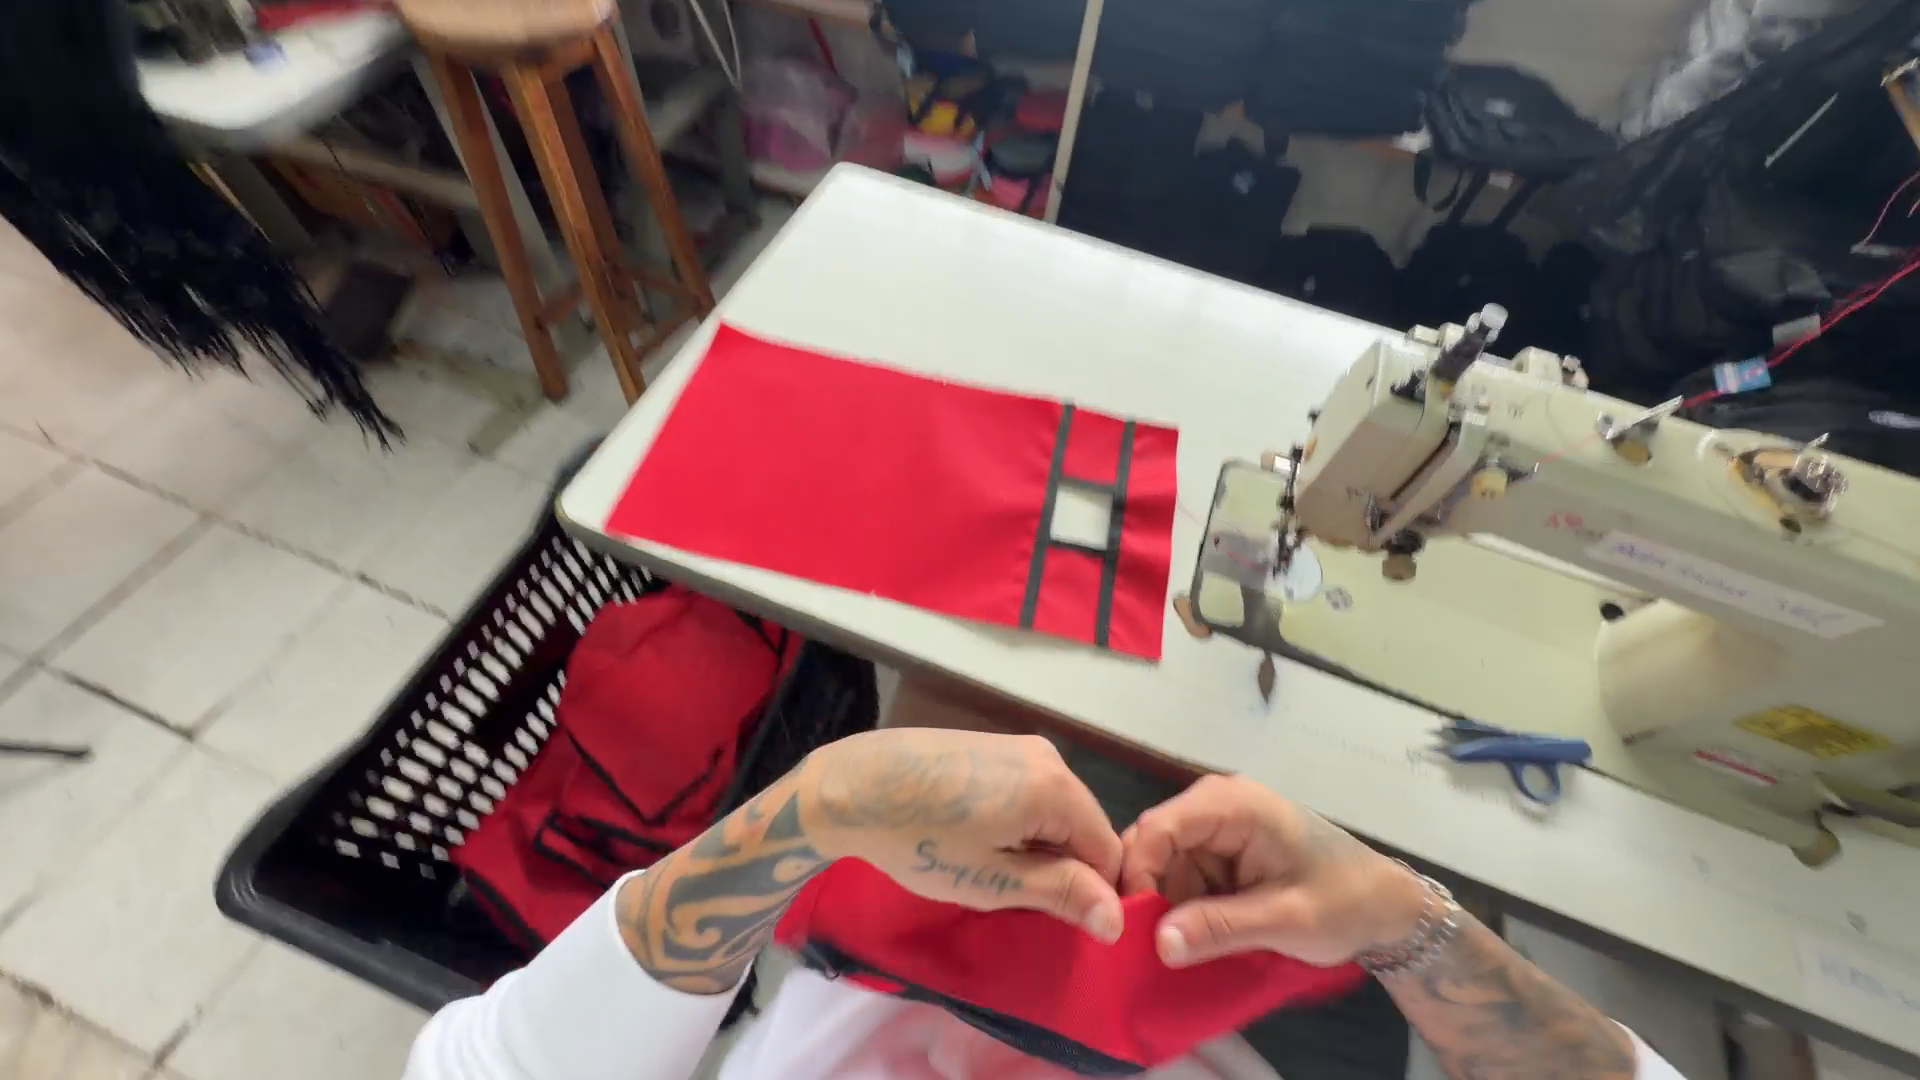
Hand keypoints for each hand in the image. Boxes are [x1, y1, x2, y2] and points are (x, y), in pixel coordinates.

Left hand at [798, 728, 1125, 941]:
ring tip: (987, 862)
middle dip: (1061, 865)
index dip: (1090, 891)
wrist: (854, 785)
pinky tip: (975, 833)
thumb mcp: (993, 878)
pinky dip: (1018, 819)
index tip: (1051, 914)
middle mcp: (1047, 755)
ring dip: (1037, 843)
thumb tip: (1119, 920)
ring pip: (1055, 808)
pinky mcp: (992, 743)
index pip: (1108, 849)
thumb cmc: (921, 839)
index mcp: (1056, 786)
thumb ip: (1061, 892)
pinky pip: (1030, 789)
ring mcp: (1017, 744)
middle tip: (1011, 890)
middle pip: (1082, 825)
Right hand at [1120, 774, 1427, 966]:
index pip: (1159, 827)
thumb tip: (1158, 943)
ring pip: (1164, 862)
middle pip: (1155, 842)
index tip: (1134, 926)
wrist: (1389, 905)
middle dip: (1149, 891)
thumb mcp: (1285, 920)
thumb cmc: (1345, 902)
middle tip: (1148, 942)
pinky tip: (1195, 933)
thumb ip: (1220, 927)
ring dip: (1167, 903)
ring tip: (1177, 944)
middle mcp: (1214, 803)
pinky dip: (1184, 905)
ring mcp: (1216, 826)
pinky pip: (1183, 873)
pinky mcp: (1220, 848)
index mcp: (1230, 804)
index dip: (1138, 872)